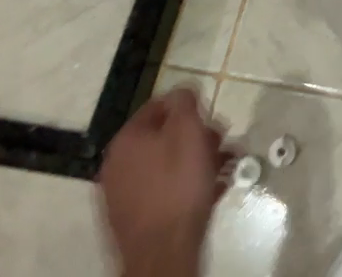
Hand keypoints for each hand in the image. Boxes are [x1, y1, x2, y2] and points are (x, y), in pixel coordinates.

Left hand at [98, 87, 226, 276]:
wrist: (164, 252)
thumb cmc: (179, 185)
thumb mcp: (188, 132)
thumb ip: (185, 103)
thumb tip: (182, 90)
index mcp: (127, 139)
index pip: (159, 105)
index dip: (189, 107)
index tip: (212, 117)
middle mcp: (118, 164)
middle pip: (164, 137)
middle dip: (196, 136)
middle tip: (220, 143)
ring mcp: (124, 194)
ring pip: (167, 165)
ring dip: (197, 160)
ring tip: (223, 167)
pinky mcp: (135, 219)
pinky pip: (165, 191)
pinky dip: (187, 186)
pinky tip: (211, 191)